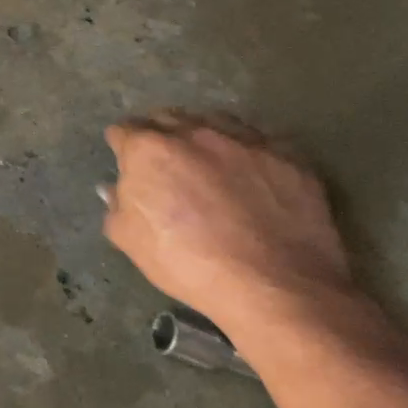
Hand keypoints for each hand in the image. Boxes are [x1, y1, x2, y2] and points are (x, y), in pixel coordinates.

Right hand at [103, 109, 353, 334]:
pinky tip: (251, 174)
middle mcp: (194, 134)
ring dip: (205, 136)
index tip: (129, 167)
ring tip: (210, 162)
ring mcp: (247, 144)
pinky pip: (263, 142)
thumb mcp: (127, 237)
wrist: (276, 289)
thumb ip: (116, 204)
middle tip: (167, 165)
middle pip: (167, 118)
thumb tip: (116, 189)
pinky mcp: (291, 161)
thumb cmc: (187, 262)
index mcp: (148, 148)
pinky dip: (250, 151)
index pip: (123, 130)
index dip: (123, 149)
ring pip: (216, 122)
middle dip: (161, 135)